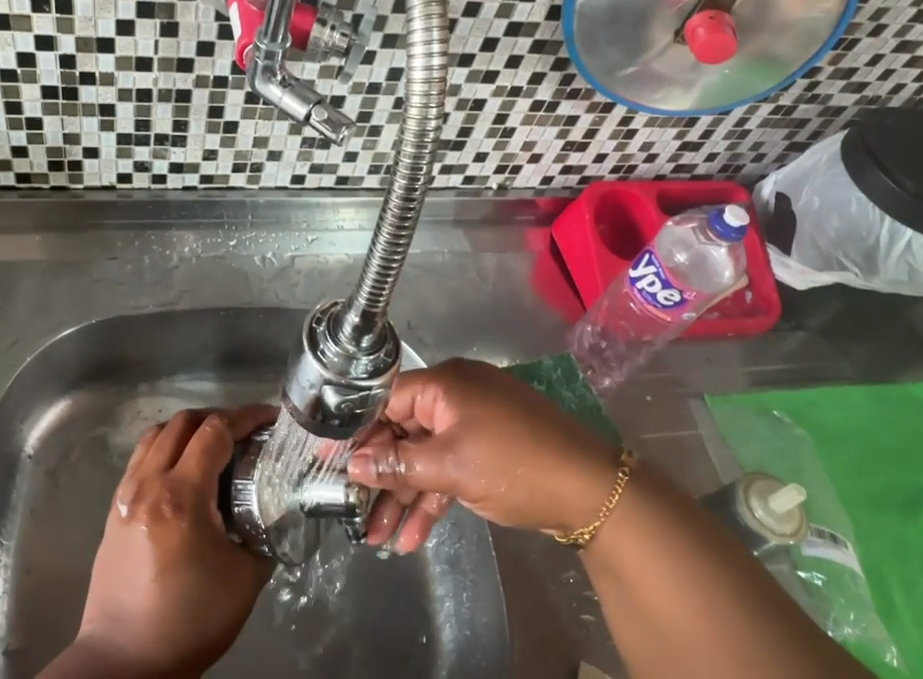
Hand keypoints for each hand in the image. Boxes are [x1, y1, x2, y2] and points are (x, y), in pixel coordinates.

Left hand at [48, 405, 276, 678]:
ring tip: (216, 444)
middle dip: (219, 417)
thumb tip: (278, 507)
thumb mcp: (245, 577)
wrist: (126, 658)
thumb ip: (265, 531)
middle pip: (183, 423)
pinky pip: (141, 458)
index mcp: (181, 497)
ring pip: (156, 435)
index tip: (270, 418)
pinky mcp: (114, 508)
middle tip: (248, 430)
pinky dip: (166, 448)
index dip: (246, 417)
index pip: (215, 431)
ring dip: (189, 429)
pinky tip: (186, 469)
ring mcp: (125, 494)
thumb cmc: (190, 620)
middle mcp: (148, 484)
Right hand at [346, 358, 622, 552]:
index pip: (385, 400)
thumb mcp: (450, 467)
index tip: (330, 461)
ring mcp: (473, 425)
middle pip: (402, 432)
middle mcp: (455, 397)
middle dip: (378, 475)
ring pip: (423, 458)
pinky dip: (431, 499)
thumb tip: (352, 464)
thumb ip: (398, 465)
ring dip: (401, 497)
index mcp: (445, 384)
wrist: (592, 491)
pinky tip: (411, 539)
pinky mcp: (488, 452)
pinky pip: (447, 471)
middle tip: (352, 510)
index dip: (357, 431)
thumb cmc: (514, 465)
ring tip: (376, 538)